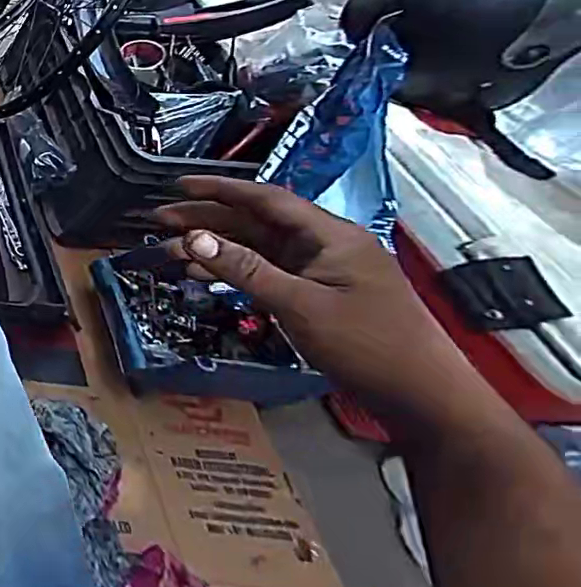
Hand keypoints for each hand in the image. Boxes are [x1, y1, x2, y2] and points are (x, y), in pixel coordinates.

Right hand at [153, 176, 491, 441]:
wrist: (425, 401)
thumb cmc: (370, 345)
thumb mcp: (300, 304)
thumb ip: (243, 268)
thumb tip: (193, 238)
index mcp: (332, 237)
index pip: (267, 199)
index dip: (220, 189)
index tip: (179, 185)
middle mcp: (325, 247)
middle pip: (254, 222)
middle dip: (205, 219)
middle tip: (160, 220)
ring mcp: (320, 271)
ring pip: (253, 246)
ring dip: (211, 246)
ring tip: (169, 250)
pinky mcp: (314, 293)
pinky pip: (261, 269)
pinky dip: (228, 268)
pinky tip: (200, 274)